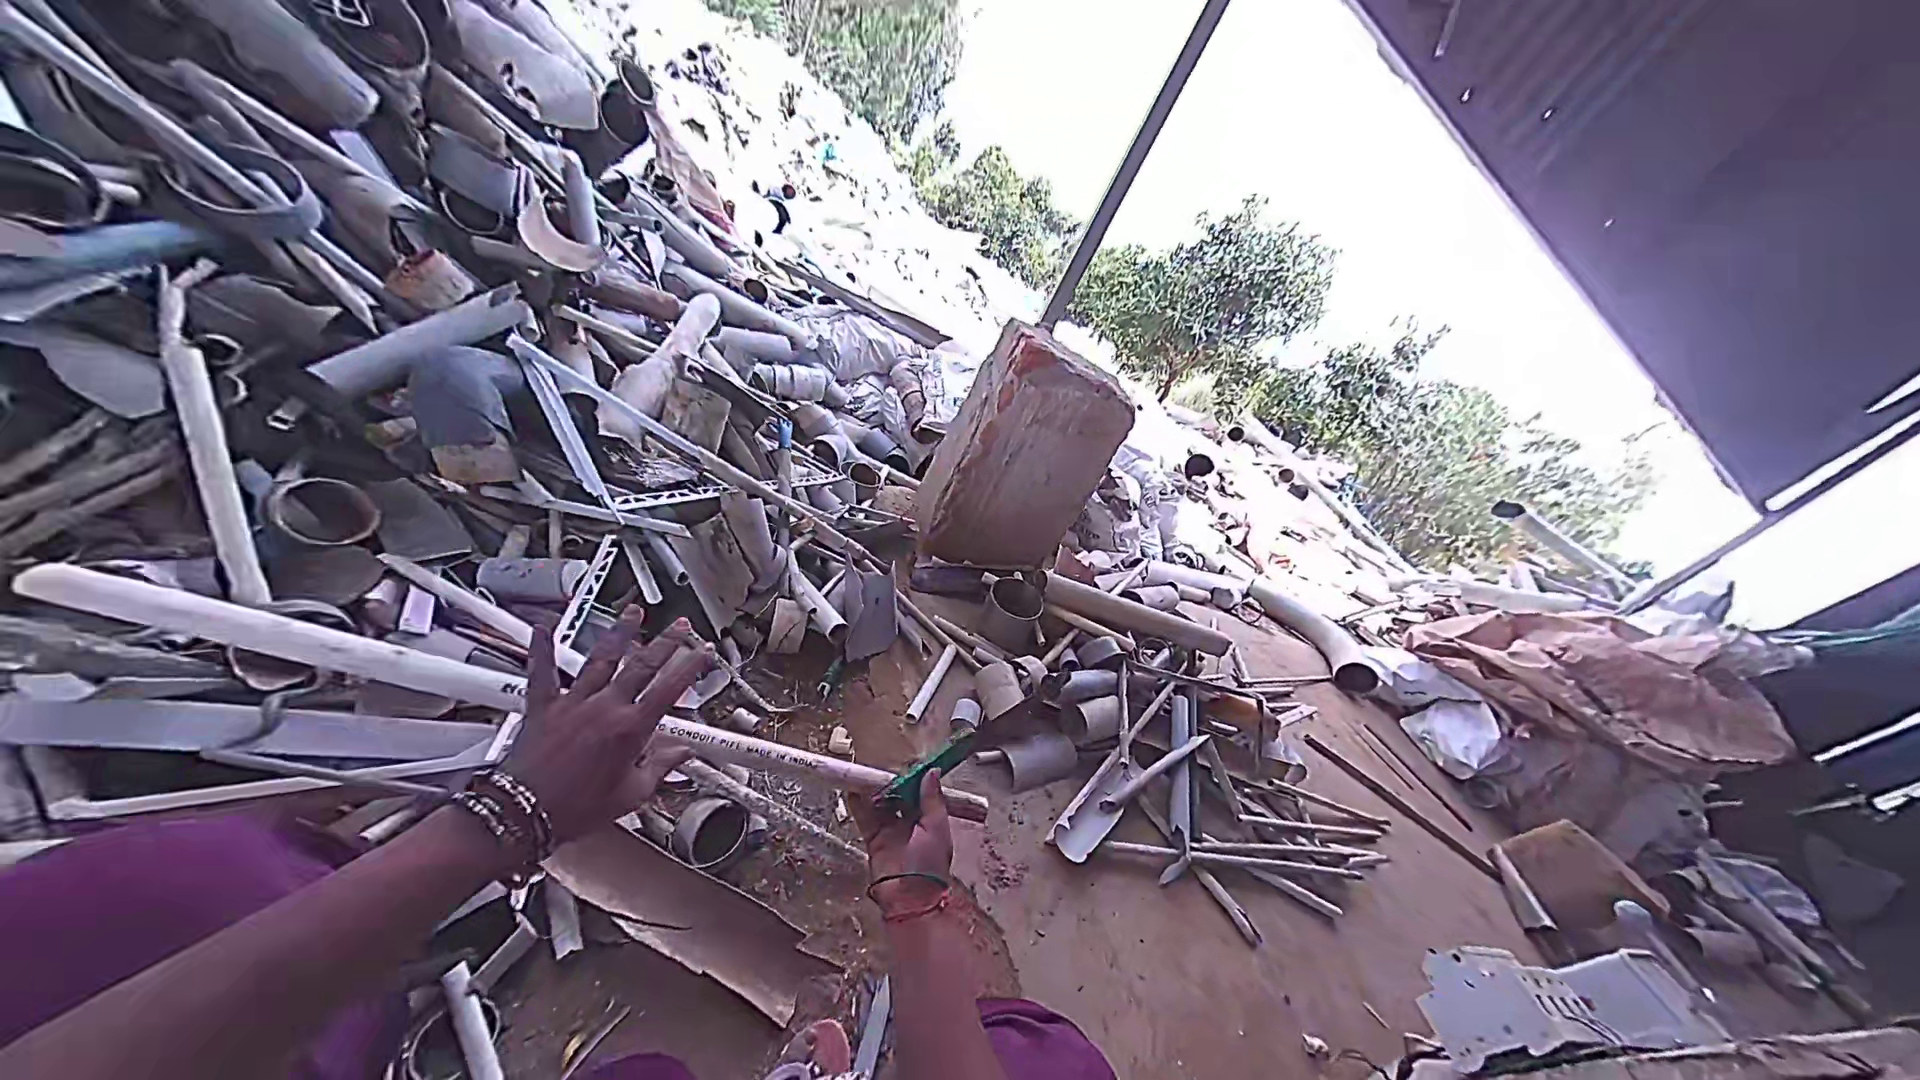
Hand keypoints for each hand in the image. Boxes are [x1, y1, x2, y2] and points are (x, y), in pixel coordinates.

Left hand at [506, 608, 710, 843]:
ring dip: (621, 633)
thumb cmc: (574, 809)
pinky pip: (542, 672)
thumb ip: (661, 768)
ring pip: (602, 659)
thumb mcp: (631, 794)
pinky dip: (542, 648)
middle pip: (642, 665)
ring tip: (633, 613)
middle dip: (666, 641)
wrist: (520, 816)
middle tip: (679, 626)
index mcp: (630, 729)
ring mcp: (574, 703)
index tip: (703, 652)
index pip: (671, 688)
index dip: (692, 666)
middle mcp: (605, 708)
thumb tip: (682, 755)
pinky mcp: (544, 707)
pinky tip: (545, 626)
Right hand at [850, 769, 953, 907]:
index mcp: (929, 819)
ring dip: (874, 790)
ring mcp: (891, 831)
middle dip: (890, 782)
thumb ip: (932, 799)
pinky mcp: (874, 840)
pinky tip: (853, 791)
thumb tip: (933, 771)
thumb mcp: (936, 827)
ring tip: (865, 772)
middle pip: (898, 797)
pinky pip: (866, 818)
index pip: (919, 793)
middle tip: (881, 763)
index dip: (912, 779)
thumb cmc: (928, 863)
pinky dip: (859, 805)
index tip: (904, 761)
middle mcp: (910, 823)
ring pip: (880, 805)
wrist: (908, 898)